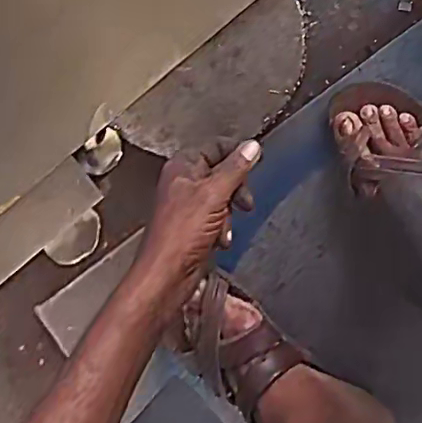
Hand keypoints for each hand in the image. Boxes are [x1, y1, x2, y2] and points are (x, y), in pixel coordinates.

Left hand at [129, 138, 260, 315]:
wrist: (167, 277)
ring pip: (223, 197)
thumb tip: (252, 146)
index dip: (236, 154)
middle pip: (222, 172)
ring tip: (225, 227)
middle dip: (236, 189)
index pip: (216, 146)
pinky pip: (217, 217)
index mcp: (183, 166)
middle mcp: (183, 182)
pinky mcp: (193, 225)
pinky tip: (220, 239)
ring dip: (230, 213)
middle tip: (244, 201)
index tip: (255, 160)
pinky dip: (223, 228)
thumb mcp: (215, 194)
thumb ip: (236, 168)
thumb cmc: (181, 234)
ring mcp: (188, 204)